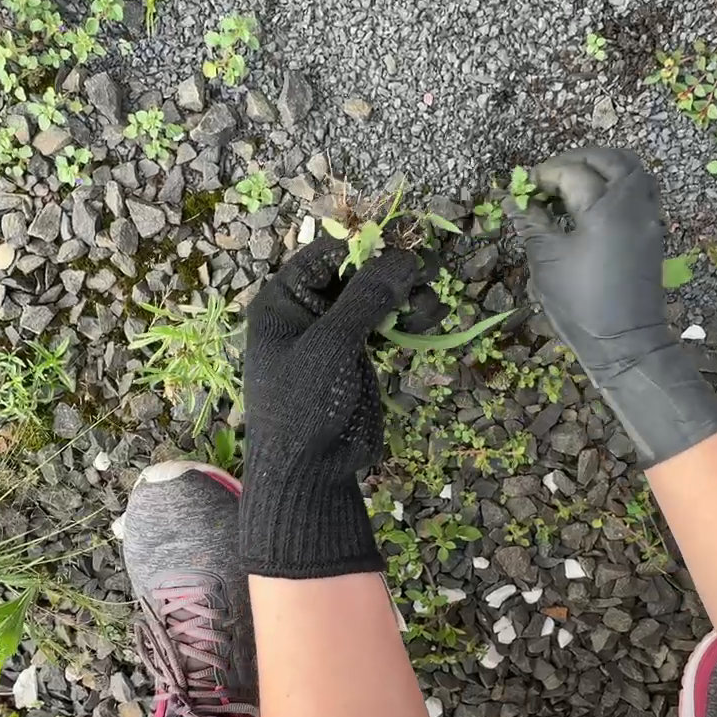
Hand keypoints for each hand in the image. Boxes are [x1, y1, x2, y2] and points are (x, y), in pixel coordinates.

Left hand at [239, 237, 415, 578]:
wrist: (309, 472)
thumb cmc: (305, 402)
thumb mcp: (331, 344)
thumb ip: (366, 297)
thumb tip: (405, 258)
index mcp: (284, 301)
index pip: (324, 255)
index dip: (363, 246)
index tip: (403, 244)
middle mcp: (308, 311)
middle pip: (356, 274)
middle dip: (392, 273)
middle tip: (429, 270)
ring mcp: (335, 334)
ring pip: (377, 299)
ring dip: (407, 297)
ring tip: (432, 302)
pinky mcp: (359, 356)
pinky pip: (386, 326)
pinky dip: (408, 321)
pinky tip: (430, 320)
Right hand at [509, 146, 716, 466]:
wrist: (625, 340)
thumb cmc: (579, 303)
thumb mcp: (546, 261)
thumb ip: (532, 224)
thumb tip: (513, 202)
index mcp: (603, 209)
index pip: (573, 173)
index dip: (546, 173)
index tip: (527, 184)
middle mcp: (631, 203)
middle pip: (610, 159)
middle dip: (578, 158)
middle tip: (550, 174)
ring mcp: (648, 215)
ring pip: (632, 169)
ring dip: (603, 165)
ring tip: (575, 179)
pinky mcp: (653, 230)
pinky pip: (642, 188)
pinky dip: (619, 182)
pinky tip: (597, 198)